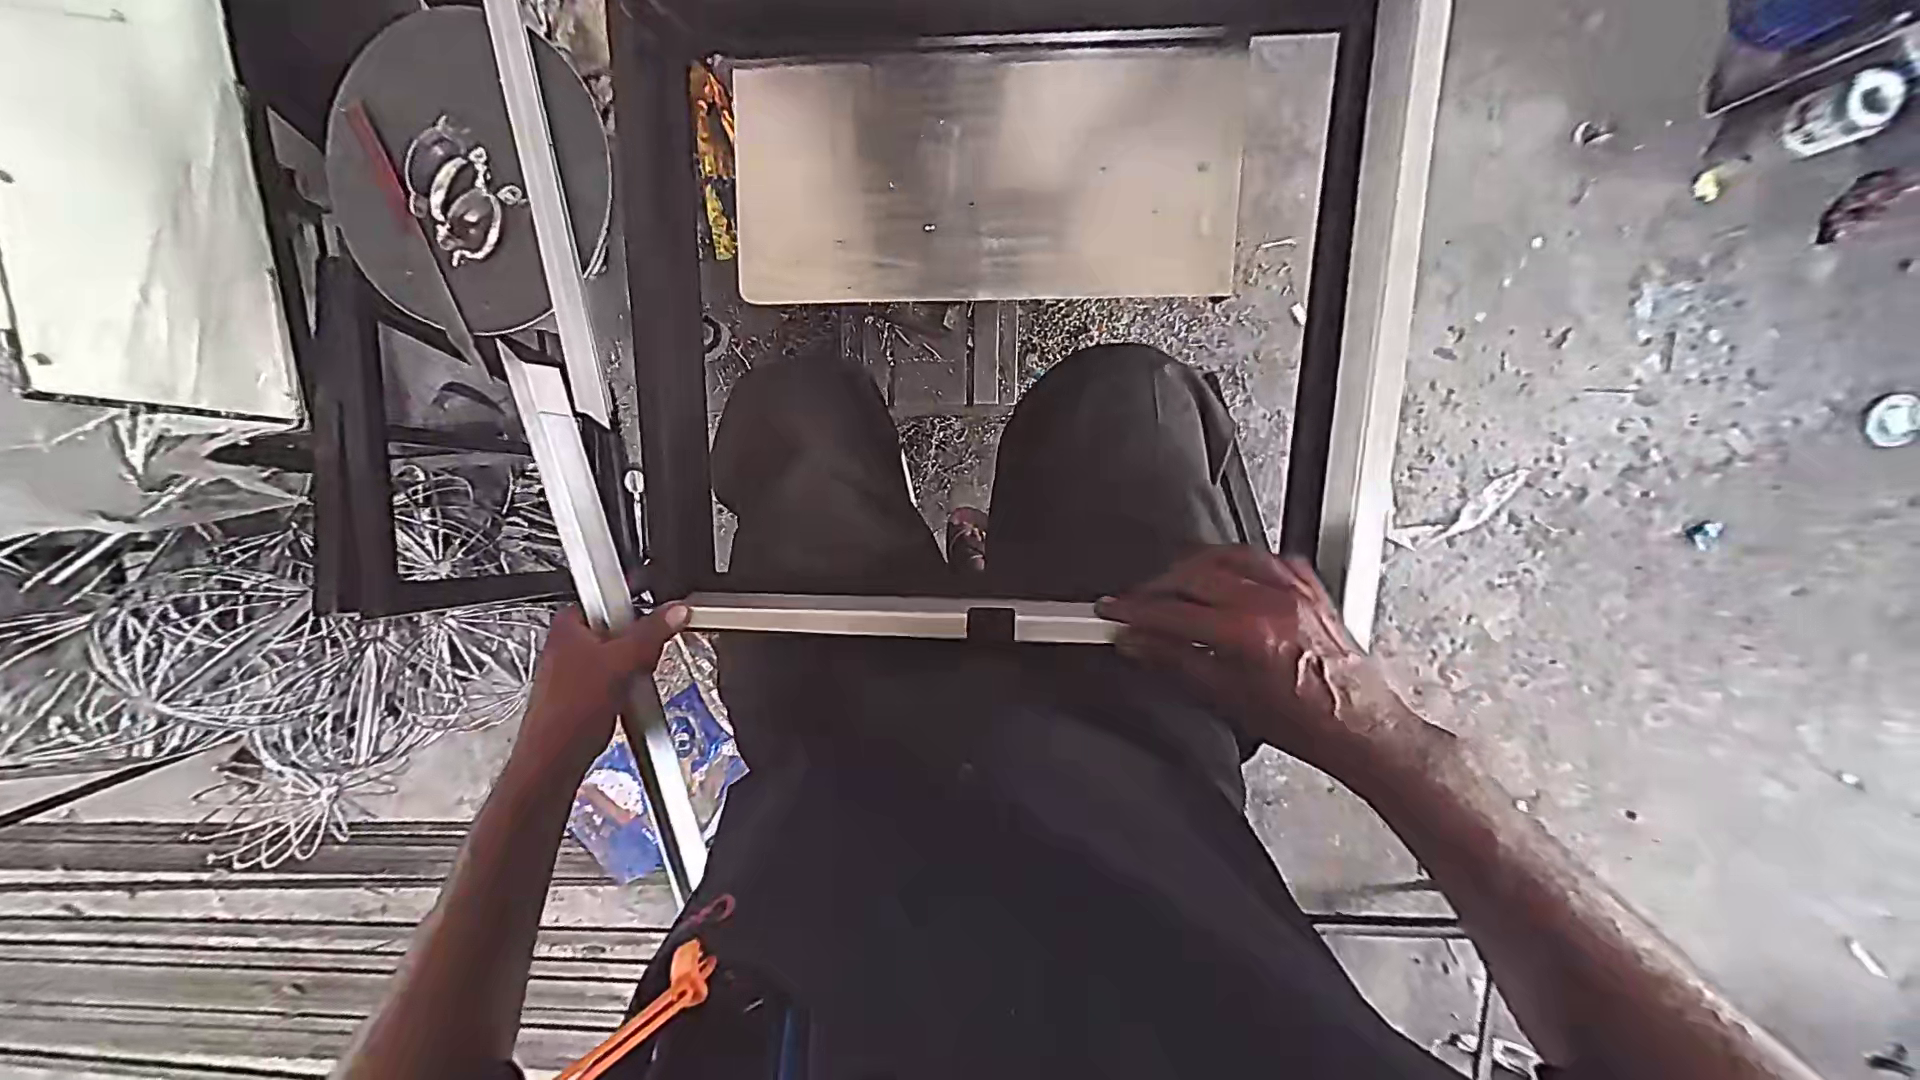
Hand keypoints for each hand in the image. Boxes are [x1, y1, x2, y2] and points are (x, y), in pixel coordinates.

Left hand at [516, 604, 690, 776]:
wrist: (558, 754)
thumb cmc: (569, 709)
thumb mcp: (623, 660)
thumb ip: (653, 631)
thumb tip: (675, 611)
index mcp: (567, 626)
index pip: (607, 598)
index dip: (631, 606)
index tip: (649, 613)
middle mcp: (567, 644)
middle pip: (618, 626)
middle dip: (637, 641)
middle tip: (642, 653)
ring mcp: (575, 667)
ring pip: (619, 653)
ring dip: (634, 664)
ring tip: (634, 678)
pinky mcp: (585, 688)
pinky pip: (616, 674)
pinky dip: (627, 682)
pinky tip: (628, 693)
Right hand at [1095, 547, 1432, 784]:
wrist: (1361, 728)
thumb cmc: (1305, 723)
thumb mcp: (1225, 697)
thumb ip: (1173, 661)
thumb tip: (1138, 642)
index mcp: (1249, 633)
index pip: (1172, 611)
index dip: (1133, 610)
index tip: (1111, 610)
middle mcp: (1271, 602)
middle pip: (1194, 574)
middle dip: (1155, 586)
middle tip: (1136, 601)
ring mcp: (1292, 589)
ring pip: (1226, 554)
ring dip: (1191, 566)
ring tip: (1173, 585)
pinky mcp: (1307, 586)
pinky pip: (1262, 556)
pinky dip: (1233, 561)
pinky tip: (1222, 573)